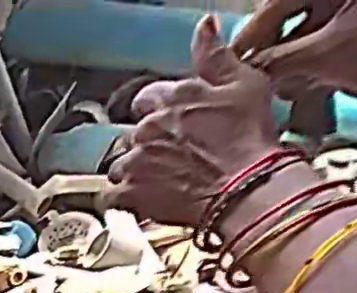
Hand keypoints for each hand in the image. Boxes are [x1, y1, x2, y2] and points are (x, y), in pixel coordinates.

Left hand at [107, 16, 282, 226]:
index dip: (155, 112)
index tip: (168, 126)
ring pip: (119, 165)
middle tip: (169, 160)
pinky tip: (137, 201)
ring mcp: (135, 161)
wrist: (243, 185)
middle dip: (146, 146)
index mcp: (173, 98)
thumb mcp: (243, 83)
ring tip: (156, 182)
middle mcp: (148, 127)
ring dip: (132, 173)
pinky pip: (109, 197)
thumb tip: (205, 26)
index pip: (145, 98)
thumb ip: (215, 56)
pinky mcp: (129, 192)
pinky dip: (120, 200)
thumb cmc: (247, 138)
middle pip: (132, 136)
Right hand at [233, 0, 356, 99]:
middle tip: (262, 90)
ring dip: (299, 57)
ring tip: (296, 90)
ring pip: (315, 22)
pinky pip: (339, 28)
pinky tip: (323, 79)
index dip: (247, 47)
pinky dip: (326, 54)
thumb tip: (243, 72)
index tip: (230, 77)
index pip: (270, 7)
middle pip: (293, 13)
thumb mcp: (329, 57)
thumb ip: (278, 62)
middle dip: (276, 52)